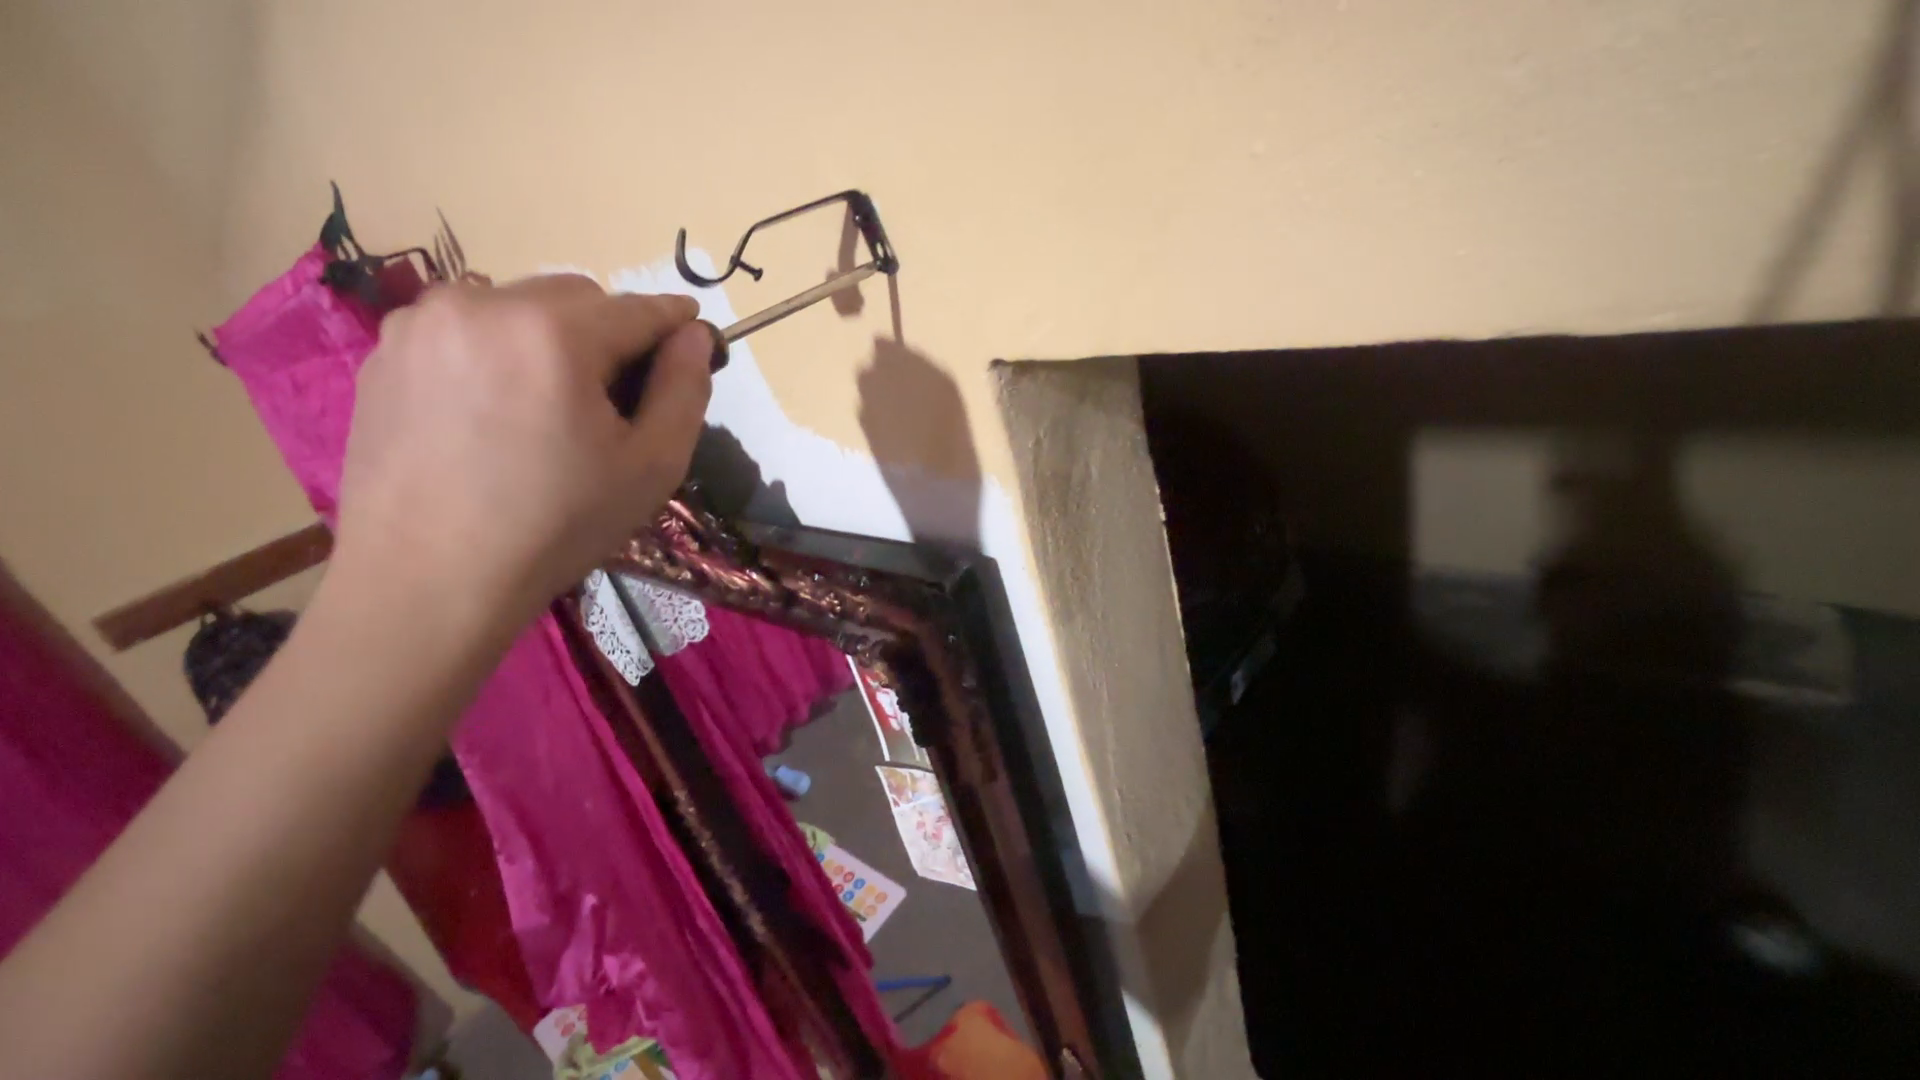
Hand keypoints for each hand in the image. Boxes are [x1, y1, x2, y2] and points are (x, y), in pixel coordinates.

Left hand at [330, 274, 712, 634]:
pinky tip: (491, 416)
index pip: (638, 307)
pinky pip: (465, 331)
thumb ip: (685, 389)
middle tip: (610, 402)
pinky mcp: (386, 352)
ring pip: (516, 306)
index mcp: (553, 331)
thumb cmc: (555, 527)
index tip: (694, 339)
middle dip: (606, 335)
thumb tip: (692, 334)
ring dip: (547, 339)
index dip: (674, 324)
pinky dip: (494, 355)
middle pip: (575, 296)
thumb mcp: (651, 467)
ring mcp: (422, 323)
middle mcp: (482, 304)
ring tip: (543, 410)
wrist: (426, 582)